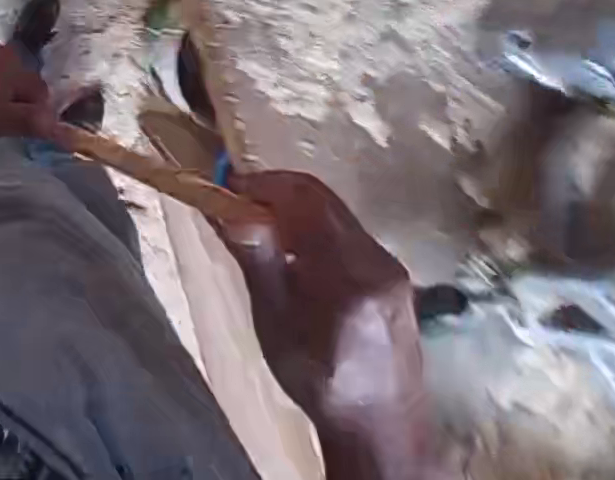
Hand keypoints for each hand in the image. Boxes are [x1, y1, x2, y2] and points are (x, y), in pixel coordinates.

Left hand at [0, 44, 55, 141]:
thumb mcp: (2, 121)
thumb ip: (35, 123)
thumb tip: (69, 133)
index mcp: (15, 63)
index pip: (41, 92)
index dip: (35, 115)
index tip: (17, 132)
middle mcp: (0, 52)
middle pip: (21, 84)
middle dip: (15, 106)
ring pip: (0, 82)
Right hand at [214, 171, 441, 479]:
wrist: (381, 431)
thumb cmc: (316, 377)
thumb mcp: (274, 318)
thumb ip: (255, 256)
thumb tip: (226, 206)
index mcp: (350, 272)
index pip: (303, 197)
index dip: (260, 183)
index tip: (224, 187)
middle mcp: (377, 260)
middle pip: (320, 196)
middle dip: (272, 188)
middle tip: (234, 199)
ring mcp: (389, 266)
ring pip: (332, 210)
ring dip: (289, 205)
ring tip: (255, 223)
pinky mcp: (390, 275)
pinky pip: (343, 229)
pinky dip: (308, 223)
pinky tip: (287, 248)